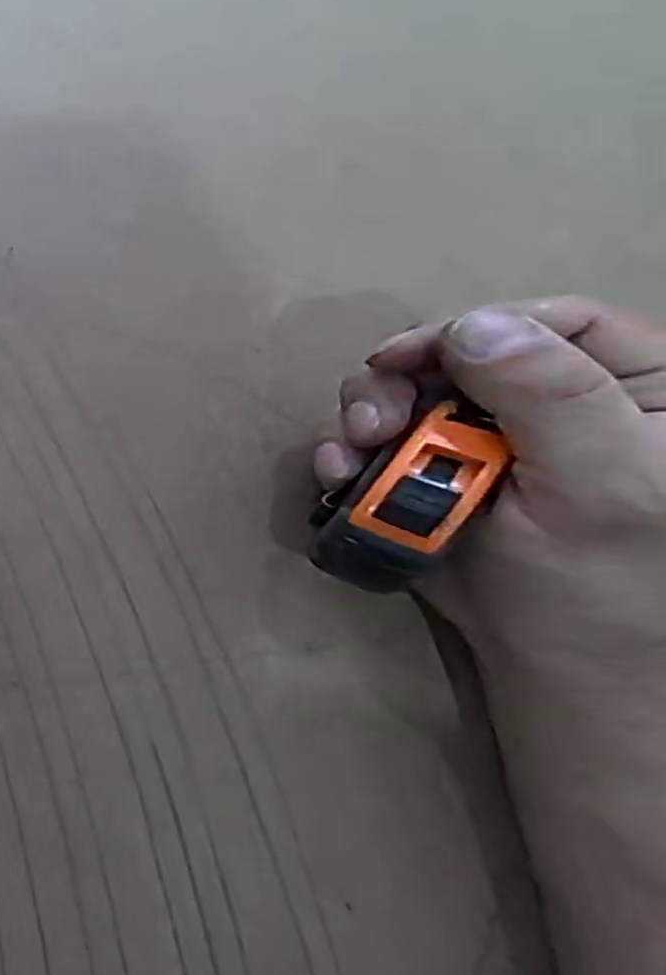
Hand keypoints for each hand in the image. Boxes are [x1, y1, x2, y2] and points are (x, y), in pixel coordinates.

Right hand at [314, 296, 665, 676]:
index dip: (472, 329)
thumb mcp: (603, 483)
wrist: (550, 652)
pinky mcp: (426, 463)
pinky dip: (344, 453)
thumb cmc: (604, 577)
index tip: (402, 357)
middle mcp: (551, 400)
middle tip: (368, 427)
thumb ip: (552, 395)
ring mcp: (480, 433)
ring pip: (400, 393)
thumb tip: (472, 325)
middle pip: (454, 354)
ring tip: (351, 460)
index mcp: (635, 390)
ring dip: (360, 419)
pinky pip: (370, 438)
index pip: (556, 322)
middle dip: (396, 385)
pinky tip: (339, 476)